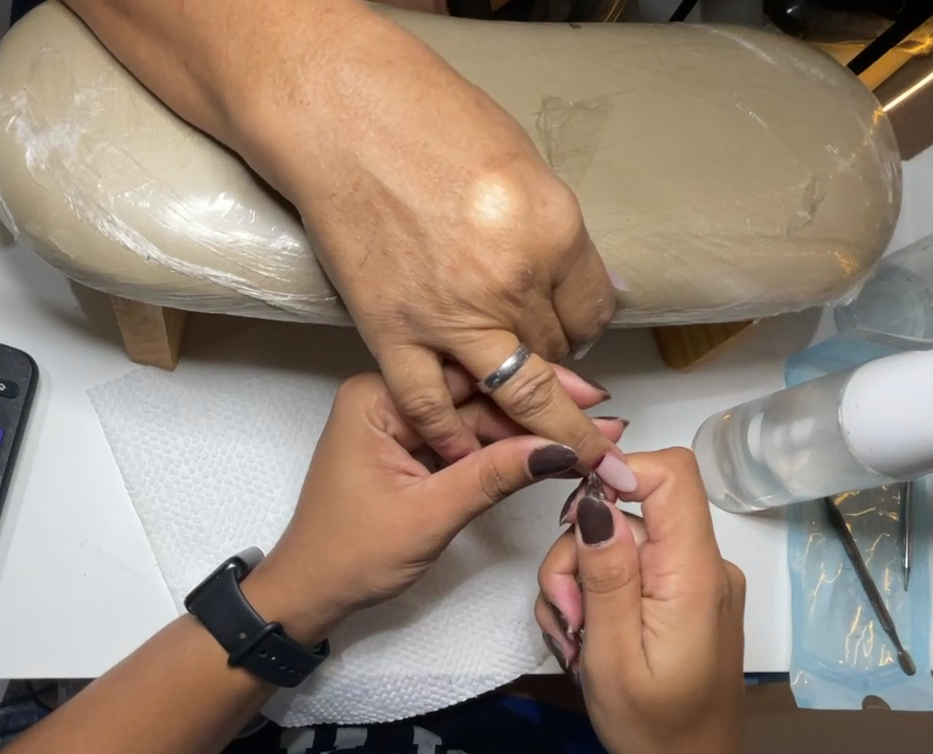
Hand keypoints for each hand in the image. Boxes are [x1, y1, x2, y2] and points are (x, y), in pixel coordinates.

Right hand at [234, 14, 632, 491]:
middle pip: (559, 354)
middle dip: (566, 373)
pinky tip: (470, 453)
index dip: (588, 328)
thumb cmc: (422, 122)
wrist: (339, 121)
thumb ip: (548, 230)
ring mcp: (452, 318)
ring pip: (518, 394)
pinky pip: (434, 405)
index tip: (578, 334)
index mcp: (551, 229)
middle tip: (572, 394)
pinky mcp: (395, 336)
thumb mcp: (518, 162)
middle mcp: (509, 283)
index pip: (593, 308)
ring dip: (543, 426)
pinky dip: (455, 435)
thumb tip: (567, 274)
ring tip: (564, 453)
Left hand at [246, 370, 625, 644]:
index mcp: (376, 398)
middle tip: (604, 424)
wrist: (311, 591)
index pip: (468, 383)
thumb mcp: (429, 514)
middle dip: (536, 416)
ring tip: (586, 440)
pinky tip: (541, 455)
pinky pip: (458, 443)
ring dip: (523, 437)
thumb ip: (494, 476)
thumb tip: (562, 446)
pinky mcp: (403, 451)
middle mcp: (385, 399)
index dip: (535, 394)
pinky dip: (496, 455)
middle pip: (473, 398)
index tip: (593, 403)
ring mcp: (394, 425)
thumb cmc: (351, 555)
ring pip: (471, 422)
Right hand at [532, 450, 747, 753]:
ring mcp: (687, 581)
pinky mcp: (674, 596)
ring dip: (576, 588)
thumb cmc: (652, 728)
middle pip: (623, 516)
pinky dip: (593, 600)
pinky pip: (624, 573)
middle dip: (574, 560)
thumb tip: (594, 501)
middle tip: (567, 620)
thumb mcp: (612, 657)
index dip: (615, 472)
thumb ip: (606, 577)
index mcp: (693, 574)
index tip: (570, 517)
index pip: (670, 475)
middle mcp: (699, 565)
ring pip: (611, 545)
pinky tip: (587, 643)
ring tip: (576, 644)